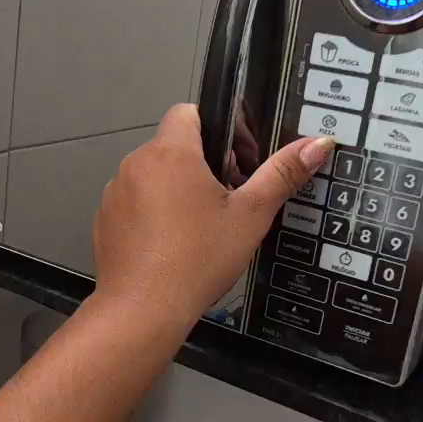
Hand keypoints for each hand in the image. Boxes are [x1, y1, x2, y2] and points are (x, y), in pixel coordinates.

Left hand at [91, 104, 332, 332]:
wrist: (142, 310)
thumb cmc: (198, 259)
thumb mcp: (251, 215)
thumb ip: (282, 174)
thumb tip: (317, 144)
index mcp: (171, 152)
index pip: (190, 111)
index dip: (219, 128)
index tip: (238, 160)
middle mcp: (136, 163)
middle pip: (174, 146)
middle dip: (203, 164)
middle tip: (229, 198)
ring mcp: (116, 192)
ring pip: (153, 175)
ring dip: (177, 189)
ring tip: (202, 227)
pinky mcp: (104, 220)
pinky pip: (134, 203)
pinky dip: (153, 214)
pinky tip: (173, 245)